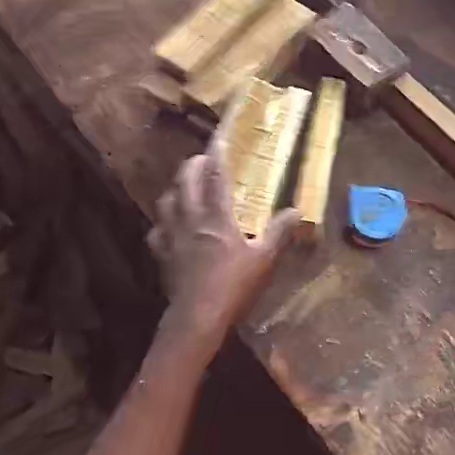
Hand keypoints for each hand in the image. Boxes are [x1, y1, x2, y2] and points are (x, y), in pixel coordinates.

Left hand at [146, 154, 297, 355]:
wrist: (196, 317)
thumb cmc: (234, 285)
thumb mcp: (265, 258)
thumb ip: (280, 231)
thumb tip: (297, 210)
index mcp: (217, 217)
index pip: (216, 177)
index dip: (218, 155)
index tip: (219, 137)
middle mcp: (191, 219)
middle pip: (185, 182)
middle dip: (192, 165)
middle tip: (202, 159)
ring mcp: (172, 236)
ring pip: (166, 201)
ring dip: (176, 188)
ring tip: (185, 186)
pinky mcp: (162, 254)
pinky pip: (157, 229)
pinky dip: (163, 221)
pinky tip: (169, 225)